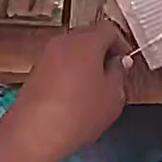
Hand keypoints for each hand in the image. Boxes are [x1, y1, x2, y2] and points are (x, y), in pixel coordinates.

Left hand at [4, 23, 132, 158]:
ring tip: (94, 89)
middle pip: (89, 37)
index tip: (126, 62)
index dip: (121, 44)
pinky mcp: (35, 71)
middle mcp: (64, 41)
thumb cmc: (81, 111)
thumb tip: (116, 63)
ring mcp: (46, 55)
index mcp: (87, 40)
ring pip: (72, 51)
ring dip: (85, 63)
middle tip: (112, 75)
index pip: (109, 29)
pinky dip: (69, 73)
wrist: (35, 132)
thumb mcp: (113, 95)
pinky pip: (59, 64)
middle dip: (102, 52)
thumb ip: (118, 74)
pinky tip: (74, 97)